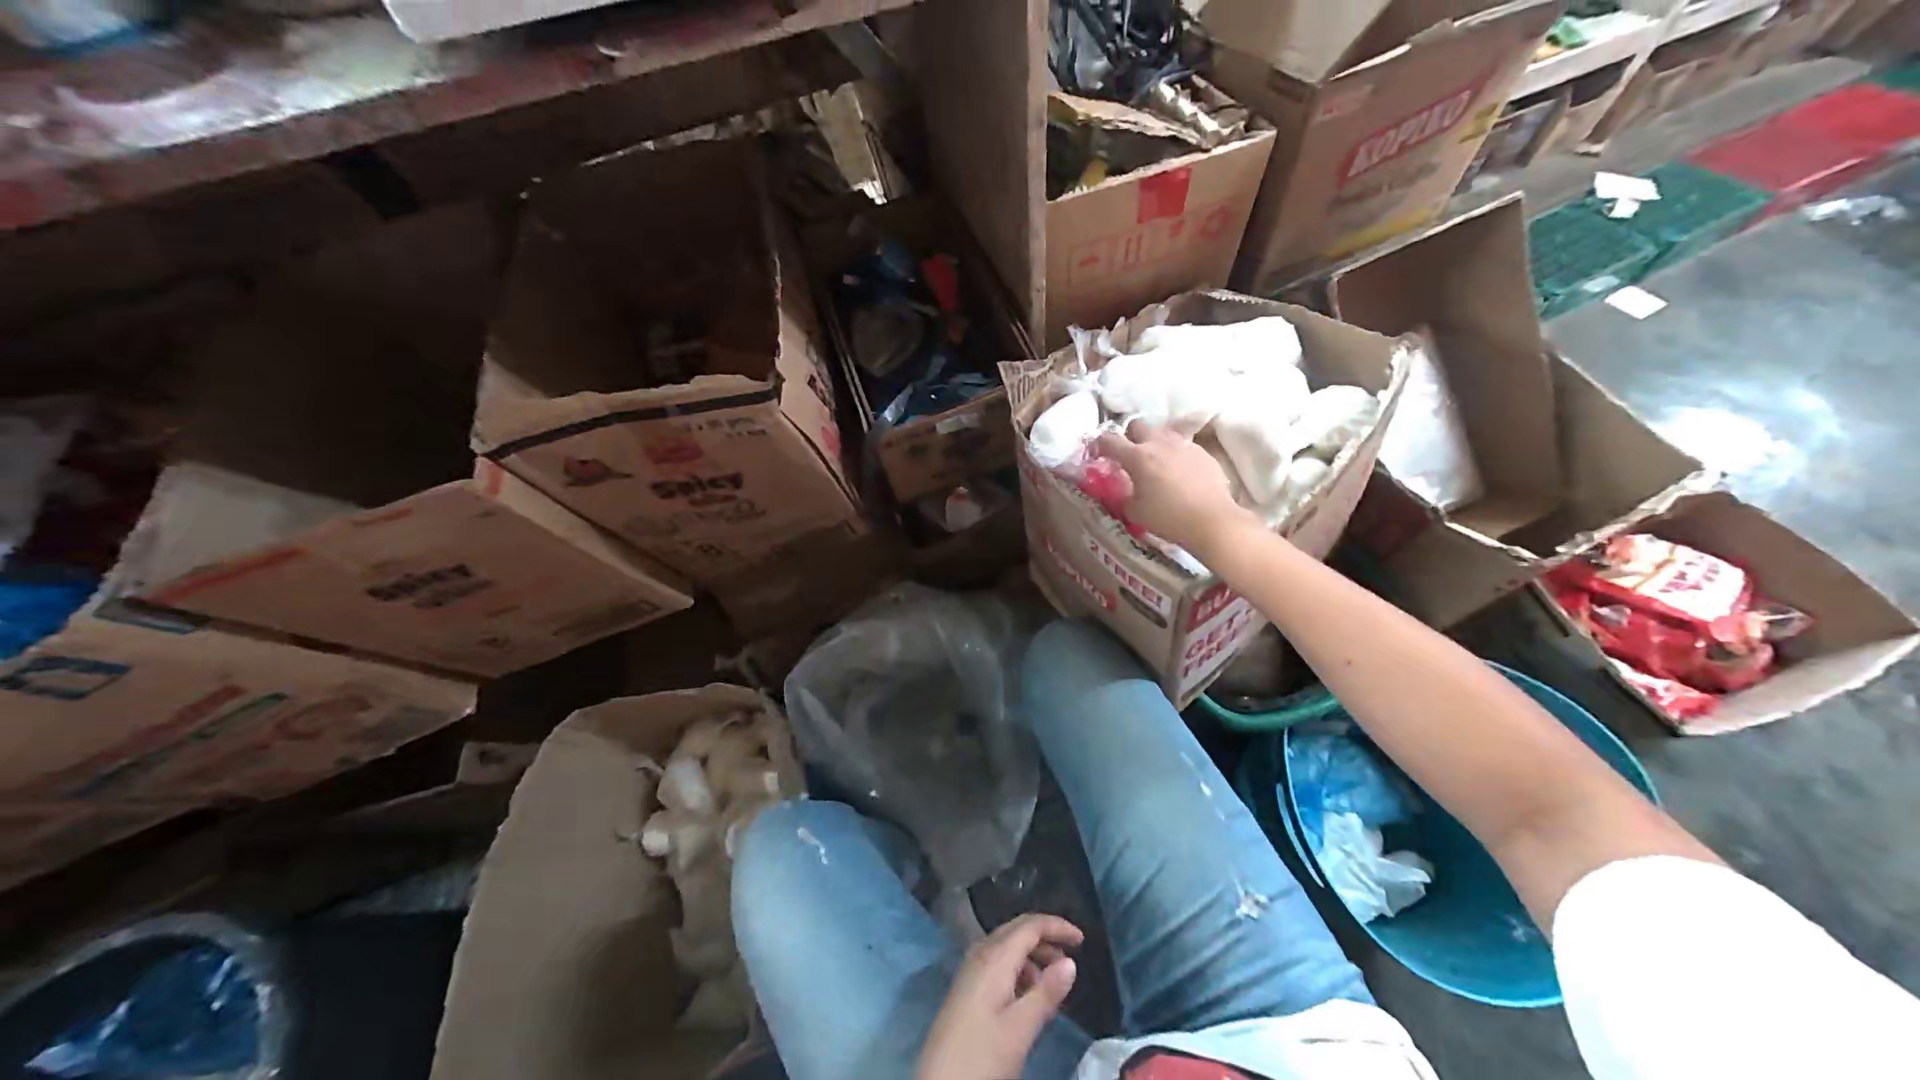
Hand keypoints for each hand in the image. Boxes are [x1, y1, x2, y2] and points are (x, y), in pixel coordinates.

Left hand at [917, 914, 1082, 1079]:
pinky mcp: (967, 987)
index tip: (1082, 941)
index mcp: (994, 958)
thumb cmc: (983, 1055)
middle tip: (1071, 957)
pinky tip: (1028, 995)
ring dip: (1033, 955)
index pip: (1029, 925)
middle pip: (1017, 931)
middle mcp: (980, 954)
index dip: (1057, 926)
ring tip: (1053, 981)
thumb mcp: (1020, 1029)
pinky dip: (1019, 969)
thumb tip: (1071, 962)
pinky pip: (998, 963)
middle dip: (1046, 937)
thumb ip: (1046, 993)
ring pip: (1007, 947)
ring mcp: (970, 970)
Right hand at [1096, 421, 1257, 554]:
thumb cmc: (1168, 518)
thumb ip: (1124, 496)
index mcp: (1137, 457)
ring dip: (1154, 443)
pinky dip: (1176, 454)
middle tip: (1130, 455)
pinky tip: (1180, 472)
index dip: (1099, 445)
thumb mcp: (1135, 512)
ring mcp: (1183, 445)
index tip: (1099, 454)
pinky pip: (1183, 445)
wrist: (1212, 520)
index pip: (1109, 440)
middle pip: (1138, 425)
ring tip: (1157, 462)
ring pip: (1162, 432)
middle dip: (1130, 437)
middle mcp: (1159, 443)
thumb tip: (1123, 490)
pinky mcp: (1202, 452)